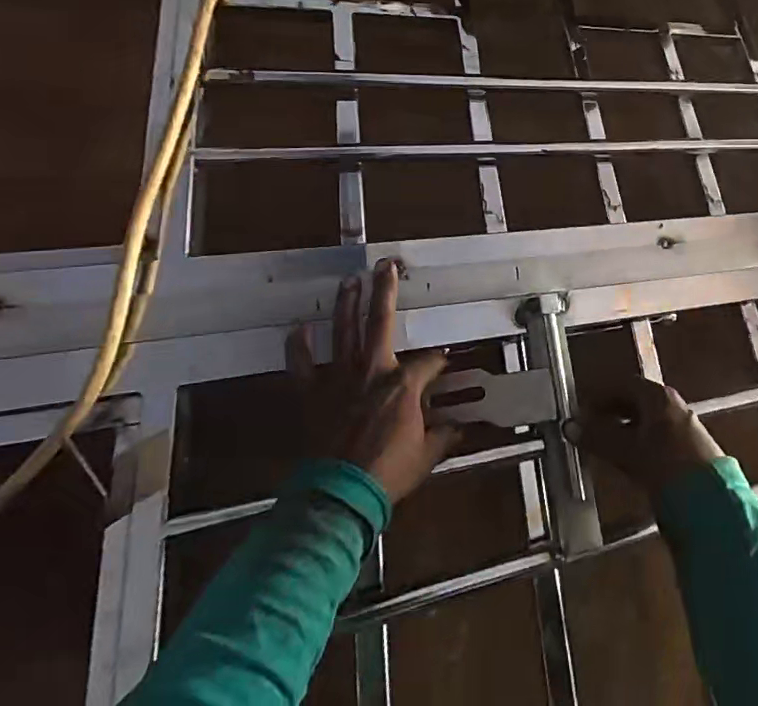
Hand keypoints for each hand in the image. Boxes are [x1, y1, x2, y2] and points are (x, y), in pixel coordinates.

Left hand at [287, 260, 460, 502]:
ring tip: (349, 281)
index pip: (428, 362)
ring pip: (342, 330)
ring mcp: (338, 377)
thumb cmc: (389, 473)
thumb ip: (442, 437)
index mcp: (402, 384)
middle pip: (380, 321)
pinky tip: (301, 327)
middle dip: (385, 290)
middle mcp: (371, 370)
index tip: (442, 362)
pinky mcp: (311, 392)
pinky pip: (301, 363)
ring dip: (346, 303)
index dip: (438, 361)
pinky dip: (298, 345)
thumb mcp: (426, 456)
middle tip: (385, 265)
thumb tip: (459, 429)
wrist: (342, 492)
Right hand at [564, 375, 723, 496]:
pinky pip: (657, 439)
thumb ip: (597, 437)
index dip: (599, 394)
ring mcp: (686, 428)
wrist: (713, 506)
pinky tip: (627, 460)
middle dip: (610, 413)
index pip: (622, 385)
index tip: (582, 406)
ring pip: (646, 422)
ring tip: (602, 445)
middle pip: (635, 403)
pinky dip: (638, 444)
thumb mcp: (625, 451)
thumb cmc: (666, 466)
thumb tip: (570, 427)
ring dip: (622, 430)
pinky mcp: (692, 451)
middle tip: (588, 425)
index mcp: (659, 397)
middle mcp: (674, 407)